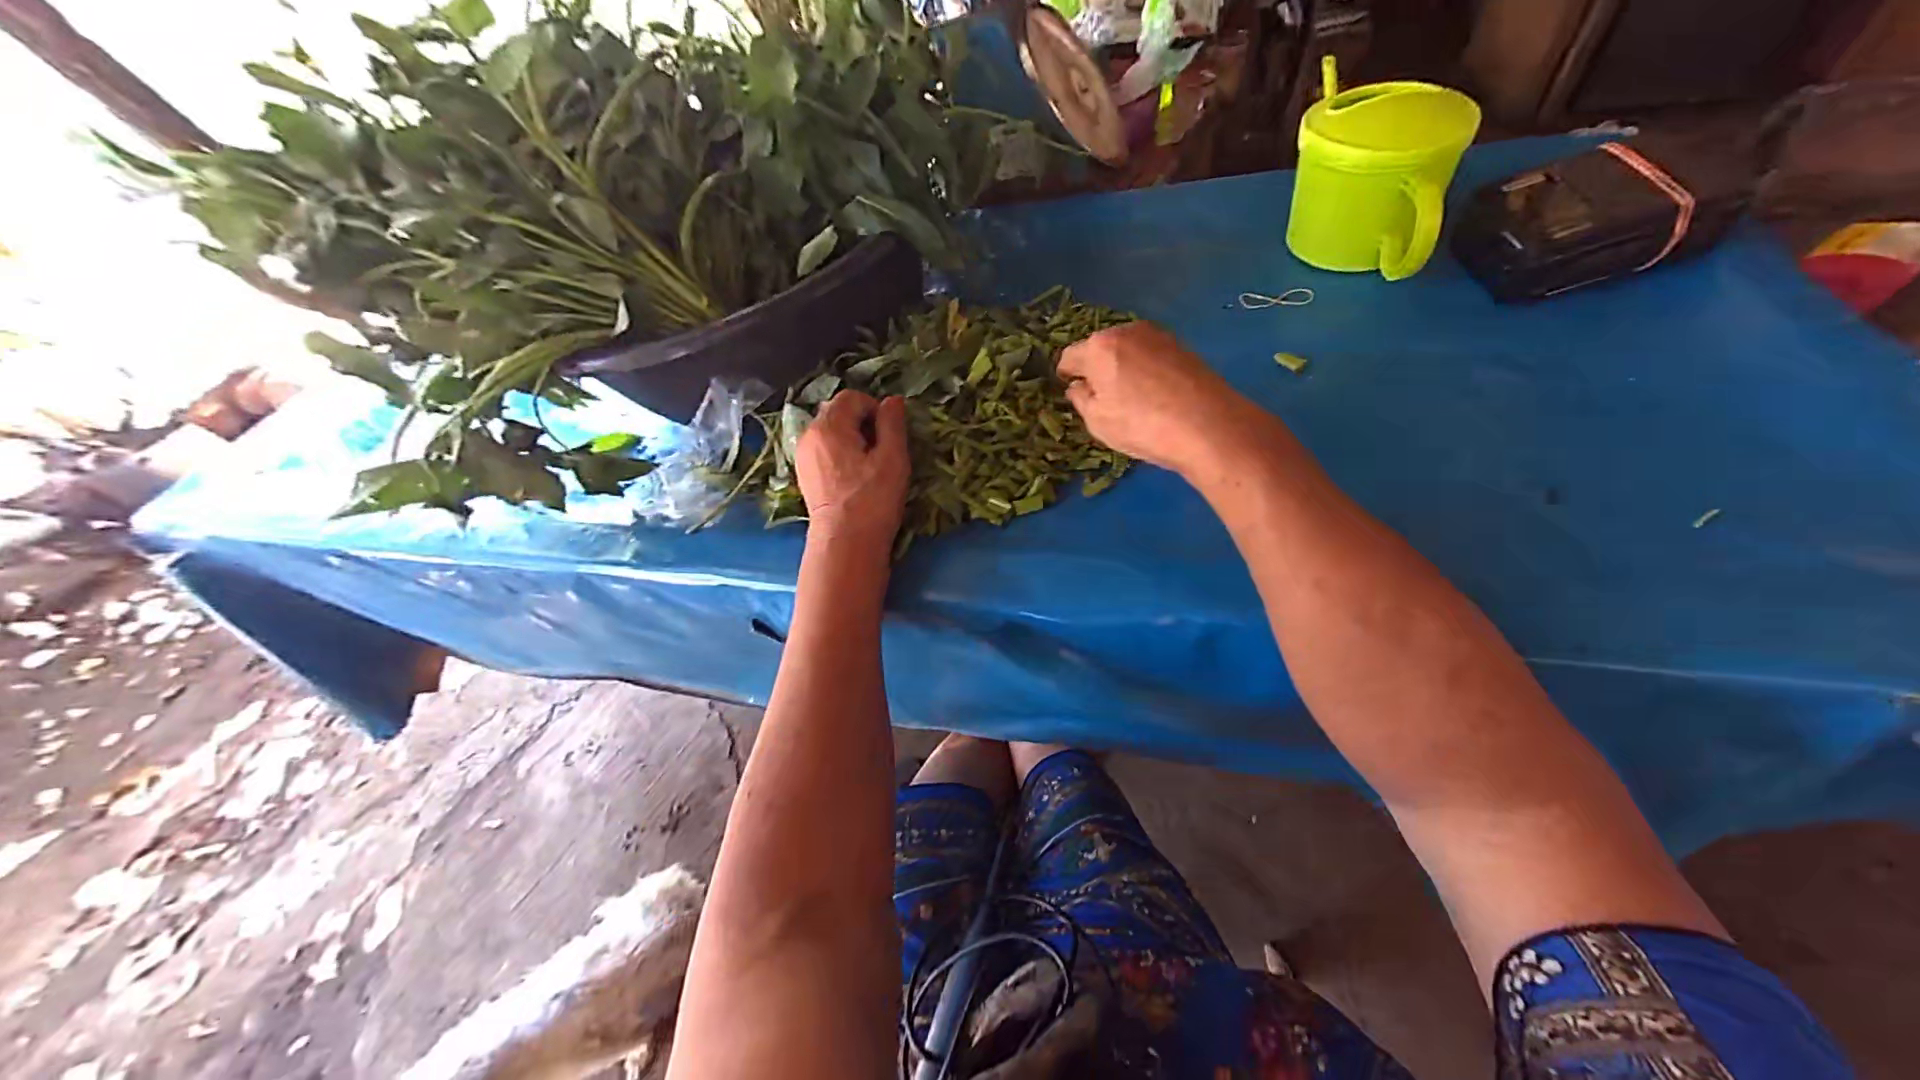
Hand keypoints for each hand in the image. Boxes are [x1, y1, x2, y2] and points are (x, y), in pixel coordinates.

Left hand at [796, 390, 908, 549]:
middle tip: (880, 450)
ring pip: (829, 431)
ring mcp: (803, 455)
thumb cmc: (873, 500)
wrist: (845, 543)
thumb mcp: (893, 458)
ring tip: (867, 465)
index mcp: (829, 425)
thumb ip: (893, 424)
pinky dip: (838, 453)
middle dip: (861, 422)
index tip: (889, 435)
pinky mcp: (804, 474)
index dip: (875, 409)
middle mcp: (810, 434)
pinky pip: (823, 450)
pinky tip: (852, 476)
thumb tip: (893, 401)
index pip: (853, 397)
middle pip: (837, 412)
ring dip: (850, 438)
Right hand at [1058, 321, 1277, 477]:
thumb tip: (1079, 386)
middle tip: (1102, 399)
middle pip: (1100, 349)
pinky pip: (1149, 356)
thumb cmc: (1142, 425)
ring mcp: (1157, 335)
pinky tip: (1154, 395)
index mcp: (1098, 346)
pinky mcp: (1181, 346)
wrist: (1208, 426)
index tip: (1070, 392)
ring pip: (1126, 351)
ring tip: (1131, 399)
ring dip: (1122, 369)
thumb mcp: (1097, 421)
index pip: (1069, 356)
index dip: (1065, 375)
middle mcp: (1126, 331)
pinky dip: (1144, 371)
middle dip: (1096, 369)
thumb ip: (1080, 399)